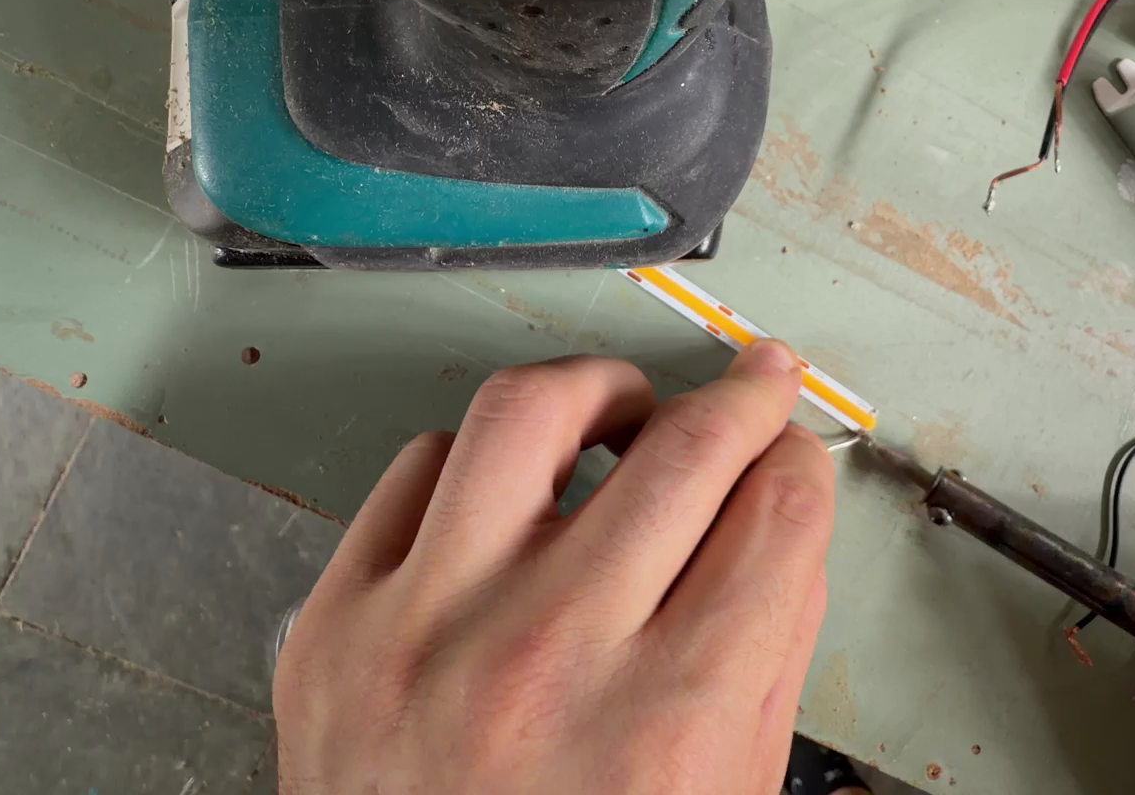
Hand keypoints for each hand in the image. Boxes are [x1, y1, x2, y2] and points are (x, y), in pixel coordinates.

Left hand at [274, 340, 835, 794]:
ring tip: (626, 408)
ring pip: (531, 411)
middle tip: (754, 380)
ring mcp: (423, 635)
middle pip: (687, 445)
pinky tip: (518, 490)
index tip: (791, 445)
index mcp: (668, 728)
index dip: (800, 458)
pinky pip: (420, 465)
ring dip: (604, 386)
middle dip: (745, 395)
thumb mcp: (727, 786)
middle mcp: (545, 666)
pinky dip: (487, 456)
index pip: (777, 514)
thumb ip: (772, 634)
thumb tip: (782, 497)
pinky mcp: (334, 627)